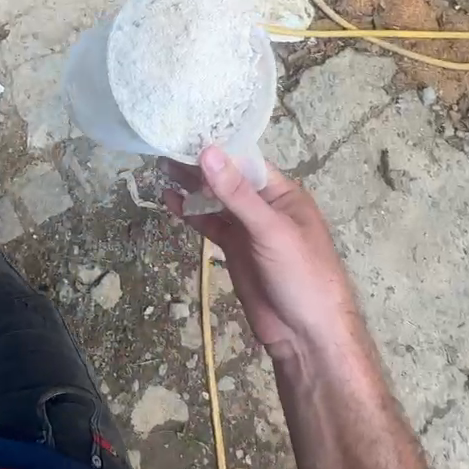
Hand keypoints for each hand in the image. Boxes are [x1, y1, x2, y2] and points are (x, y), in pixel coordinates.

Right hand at [162, 147, 361, 358]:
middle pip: (226, 178)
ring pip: (214, 199)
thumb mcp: (271, 231)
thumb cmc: (303, 277)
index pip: (244, 160)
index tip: (183, 130)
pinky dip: (190, 211)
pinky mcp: (234, 248)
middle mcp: (264, 205)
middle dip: (197, 164)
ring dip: (190, 186)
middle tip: (163, 146)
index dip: (216, 147)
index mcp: (282, 193)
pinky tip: (170, 200)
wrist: (308, 338)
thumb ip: (236, 193)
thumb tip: (207, 151)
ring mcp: (248, 228)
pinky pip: (209, 223)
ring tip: (160, 167)